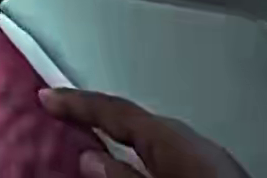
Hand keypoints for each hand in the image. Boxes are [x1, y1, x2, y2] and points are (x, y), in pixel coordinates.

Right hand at [39, 89, 248, 177]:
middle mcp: (195, 142)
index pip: (114, 107)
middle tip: (62, 114)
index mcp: (176, 137)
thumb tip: (89, 158)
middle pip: (133, 120)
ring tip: (89, 142)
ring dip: (119, 140)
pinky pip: (169, 159)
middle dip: (97, 117)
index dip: (75, 101)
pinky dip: (142, 157)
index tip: (46, 97)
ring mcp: (213, 163)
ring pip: (152, 142)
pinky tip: (131, 167)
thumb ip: (122, 175)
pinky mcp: (220, 176)